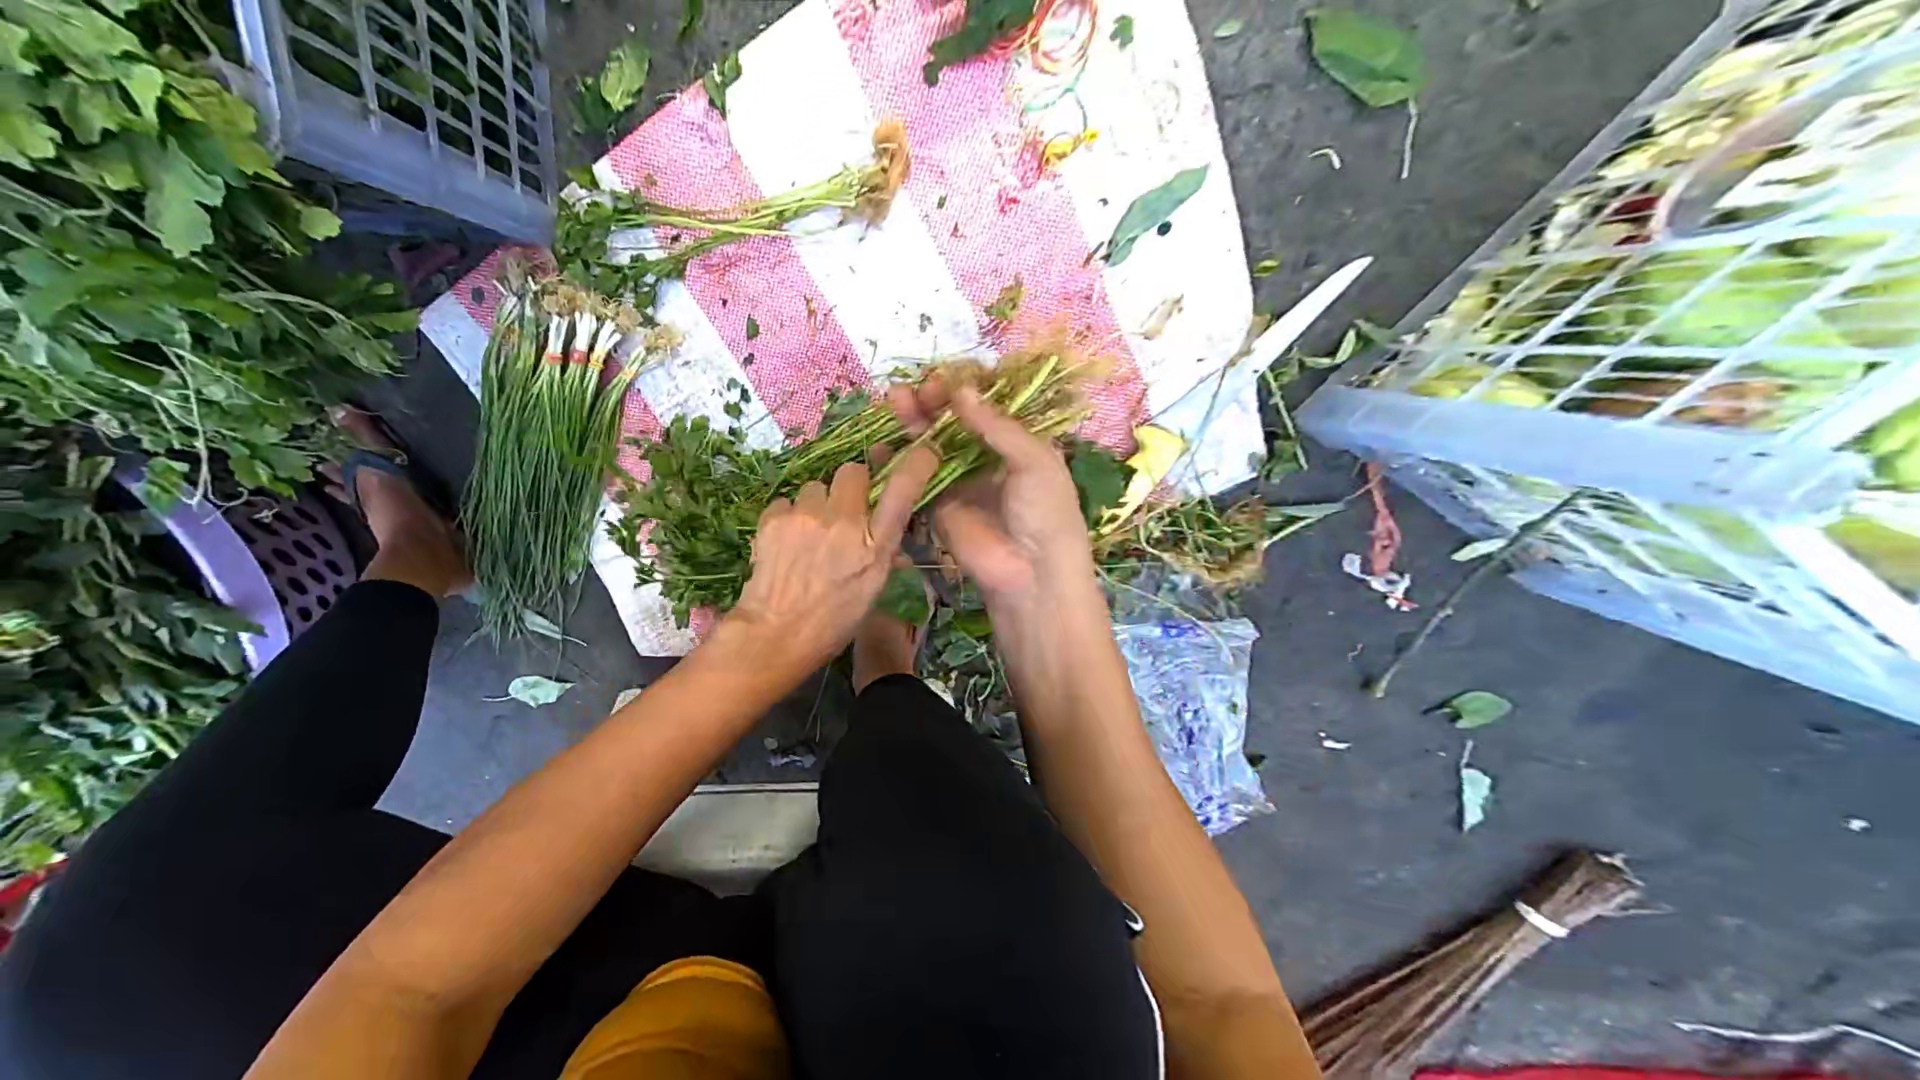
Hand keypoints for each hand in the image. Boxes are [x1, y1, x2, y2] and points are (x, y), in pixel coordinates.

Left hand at [725, 446, 939, 675]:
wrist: (776, 635)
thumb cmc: (833, 620)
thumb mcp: (873, 588)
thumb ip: (884, 552)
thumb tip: (891, 534)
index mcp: (876, 544)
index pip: (904, 487)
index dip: (916, 463)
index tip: (923, 452)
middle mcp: (844, 521)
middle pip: (852, 471)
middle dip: (852, 485)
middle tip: (845, 512)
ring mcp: (807, 516)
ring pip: (815, 486)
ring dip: (817, 503)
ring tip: (810, 534)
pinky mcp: (774, 518)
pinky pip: (787, 501)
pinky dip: (789, 516)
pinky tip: (787, 542)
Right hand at [887, 380, 1096, 605]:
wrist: (1031, 575)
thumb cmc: (1046, 512)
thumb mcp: (1034, 460)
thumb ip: (996, 425)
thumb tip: (961, 391)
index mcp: (1018, 443)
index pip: (987, 407)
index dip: (965, 391)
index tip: (945, 381)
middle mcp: (988, 458)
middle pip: (954, 422)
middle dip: (934, 402)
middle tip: (916, 390)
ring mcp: (961, 482)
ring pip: (932, 444)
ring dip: (914, 422)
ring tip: (896, 400)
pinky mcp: (937, 506)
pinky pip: (917, 478)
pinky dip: (899, 459)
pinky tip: (884, 441)